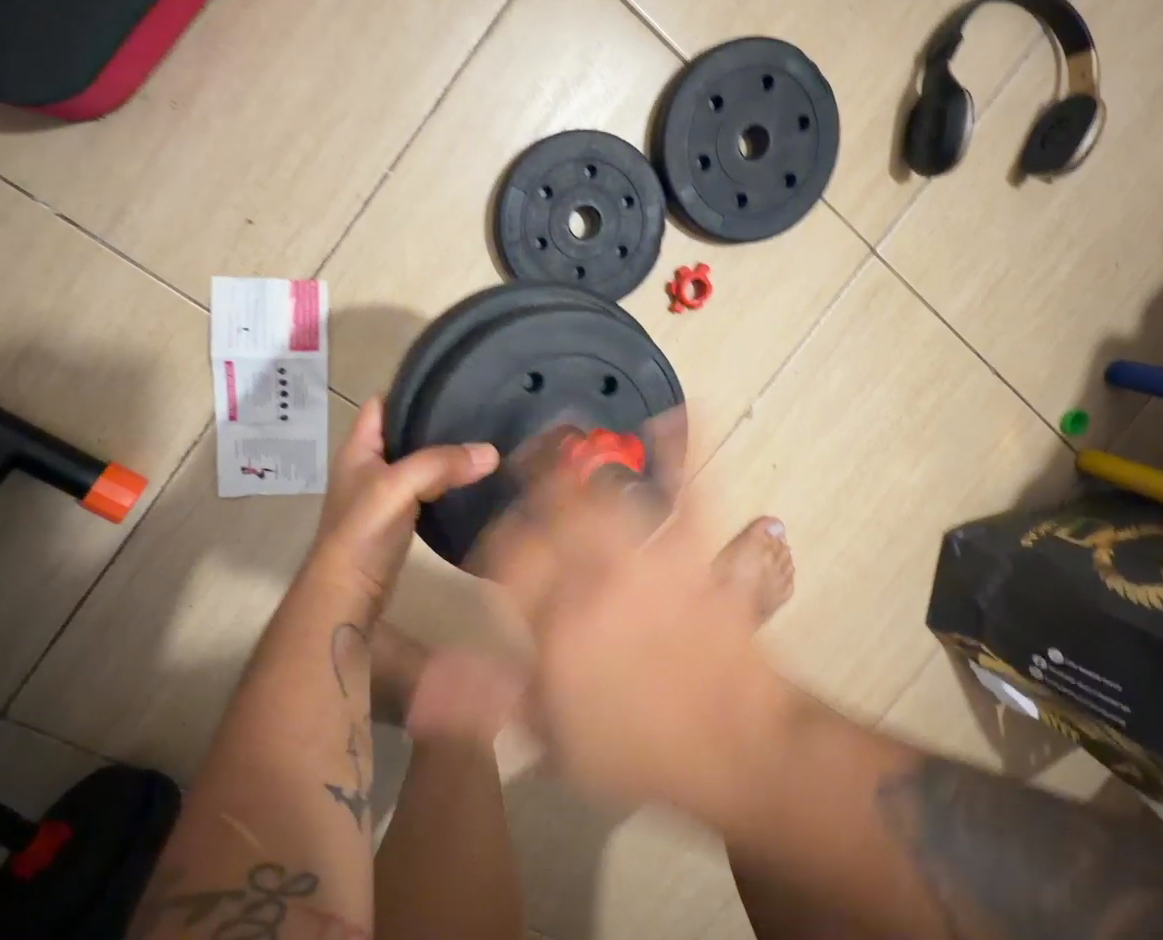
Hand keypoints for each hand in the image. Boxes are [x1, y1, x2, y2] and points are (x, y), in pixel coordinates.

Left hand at [307, 397, 497, 604]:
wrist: (347, 593)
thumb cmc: (362, 530)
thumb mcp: (399, 486)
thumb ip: (441, 464)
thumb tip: (491, 453)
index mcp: (357, 448)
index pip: (380, 403)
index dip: (408, 390)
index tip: (448, 382)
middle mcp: (367, 466)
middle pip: (402, 432)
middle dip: (434, 422)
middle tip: (476, 412)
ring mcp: (381, 495)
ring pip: (416, 463)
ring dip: (442, 456)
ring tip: (480, 442)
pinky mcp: (397, 520)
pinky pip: (425, 491)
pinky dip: (444, 484)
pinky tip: (469, 483)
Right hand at [410, 461, 793, 815]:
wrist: (738, 751)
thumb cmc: (642, 752)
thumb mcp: (556, 741)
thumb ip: (493, 698)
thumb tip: (425, 679)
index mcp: (554, 624)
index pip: (506, 559)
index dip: (495, 542)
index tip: (496, 541)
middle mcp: (594, 581)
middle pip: (550, 513)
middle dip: (531, 480)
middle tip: (524, 461)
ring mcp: (650, 563)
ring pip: (606, 497)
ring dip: (584, 465)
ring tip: (567, 441)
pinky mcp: (700, 555)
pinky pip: (693, 491)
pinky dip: (686, 448)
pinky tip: (677, 410)